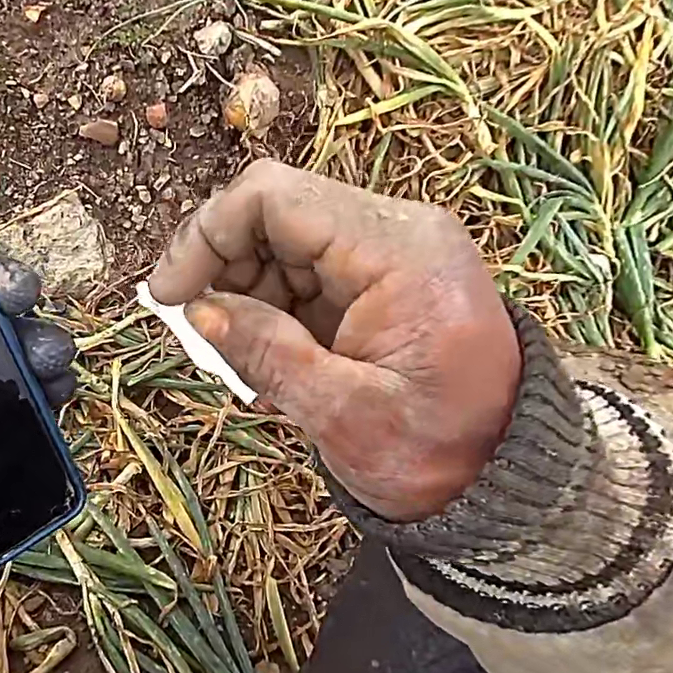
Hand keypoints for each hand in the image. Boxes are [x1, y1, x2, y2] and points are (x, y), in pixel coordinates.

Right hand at [147, 160, 517, 520]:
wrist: (505, 475)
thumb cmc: (438, 454)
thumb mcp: (344, 415)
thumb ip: (266, 353)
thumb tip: (197, 310)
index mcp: (398, 251)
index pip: (274, 197)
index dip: (205, 234)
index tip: (167, 294)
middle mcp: (396, 231)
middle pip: (274, 210)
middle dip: (221, 265)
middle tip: (201, 330)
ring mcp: (389, 250)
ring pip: (281, 239)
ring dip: (244, 290)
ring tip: (246, 360)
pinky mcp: (380, 275)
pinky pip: (302, 268)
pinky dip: (271, 305)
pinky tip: (272, 354)